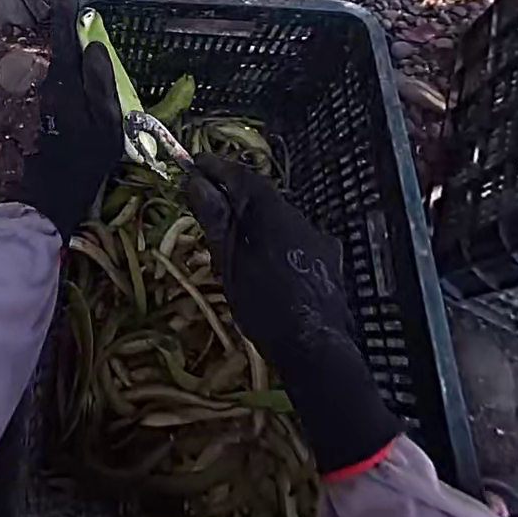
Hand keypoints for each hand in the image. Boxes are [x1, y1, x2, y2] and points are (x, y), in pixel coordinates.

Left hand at [18, 0, 121, 239]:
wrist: (57, 190)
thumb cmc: (87, 158)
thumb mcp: (104, 121)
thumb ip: (100, 82)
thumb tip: (95, 47)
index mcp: (65, 84)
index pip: (66, 41)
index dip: (66, 15)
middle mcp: (52, 85)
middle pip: (60, 47)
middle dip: (65, 23)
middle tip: (71, 0)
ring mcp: (50, 96)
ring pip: (60, 60)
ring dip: (67, 41)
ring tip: (78, 23)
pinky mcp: (52, 107)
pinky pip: (62, 73)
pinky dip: (69, 60)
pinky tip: (78, 59)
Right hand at [186, 155, 406, 474]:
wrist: (315, 352)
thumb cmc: (264, 306)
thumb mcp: (229, 260)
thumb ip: (214, 217)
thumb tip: (194, 180)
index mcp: (273, 212)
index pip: (241, 174)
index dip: (215, 166)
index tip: (192, 163)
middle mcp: (299, 217)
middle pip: (258, 194)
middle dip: (229, 192)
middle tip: (202, 198)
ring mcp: (315, 238)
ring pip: (274, 216)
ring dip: (249, 216)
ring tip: (226, 234)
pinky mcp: (324, 259)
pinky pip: (289, 235)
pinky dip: (268, 236)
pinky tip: (258, 257)